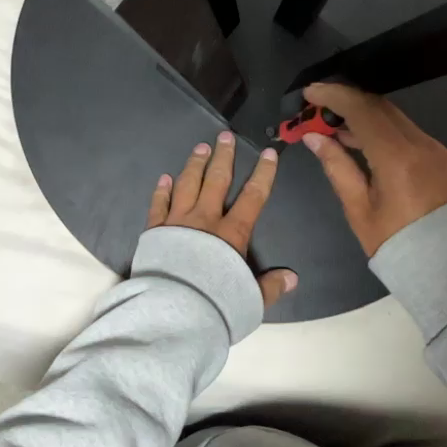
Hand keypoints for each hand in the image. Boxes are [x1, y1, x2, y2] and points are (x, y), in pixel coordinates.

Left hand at [147, 130, 297, 307]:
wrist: (173, 310)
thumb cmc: (215, 303)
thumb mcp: (250, 299)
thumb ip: (270, 287)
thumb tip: (292, 278)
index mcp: (231, 233)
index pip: (253, 197)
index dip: (263, 174)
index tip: (268, 154)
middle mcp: (204, 220)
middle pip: (216, 181)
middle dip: (223, 157)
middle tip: (224, 136)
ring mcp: (177, 222)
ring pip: (186, 185)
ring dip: (194, 165)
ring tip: (200, 148)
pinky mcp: (154, 232)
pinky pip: (158, 205)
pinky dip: (161, 190)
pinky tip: (164, 178)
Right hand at [300, 83, 446, 256]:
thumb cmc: (396, 243)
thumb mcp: (358, 209)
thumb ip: (337, 166)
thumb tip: (314, 137)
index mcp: (397, 157)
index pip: (362, 110)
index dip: (334, 96)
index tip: (310, 93)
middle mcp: (420, 144)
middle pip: (379, 107)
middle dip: (347, 101)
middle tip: (317, 108)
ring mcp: (435, 148)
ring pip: (394, 117)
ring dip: (364, 114)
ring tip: (334, 126)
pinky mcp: (441, 157)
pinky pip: (407, 132)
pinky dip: (381, 128)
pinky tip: (361, 141)